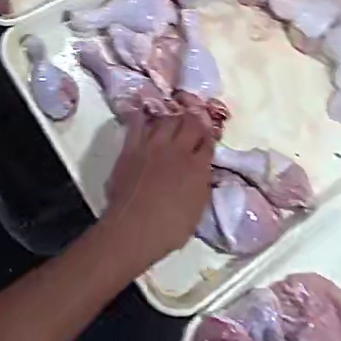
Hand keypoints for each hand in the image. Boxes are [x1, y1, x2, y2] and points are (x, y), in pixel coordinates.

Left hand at [95, 111, 214, 272]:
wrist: (136, 226)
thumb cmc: (170, 228)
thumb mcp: (197, 209)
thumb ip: (202, 186)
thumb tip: (203, 173)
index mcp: (198, 167)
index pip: (208, 143)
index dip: (208, 137)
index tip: (207, 137)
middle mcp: (179, 150)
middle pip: (191, 124)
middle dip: (194, 121)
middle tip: (193, 122)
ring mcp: (154, 145)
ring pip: (167, 119)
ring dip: (172, 117)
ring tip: (172, 119)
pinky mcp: (132, 147)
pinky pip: (137, 124)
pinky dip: (141, 116)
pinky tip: (142, 112)